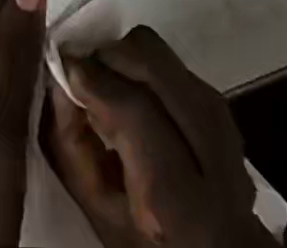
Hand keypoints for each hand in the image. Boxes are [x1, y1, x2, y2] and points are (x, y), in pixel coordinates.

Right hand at [41, 26, 274, 247]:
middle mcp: (216, 156)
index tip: (64, 65)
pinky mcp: (226, 110)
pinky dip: (147, 66)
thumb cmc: (143, 241)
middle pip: (159, 70)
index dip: (98, 81)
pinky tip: (130, 86)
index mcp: (183, 204)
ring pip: (169, 59)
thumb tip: (59, 78)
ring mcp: (228, 127)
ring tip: (104, 77)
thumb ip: (72, 147)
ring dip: (128, 56)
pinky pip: (178, 67)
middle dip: (113, 57)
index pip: (138, 115)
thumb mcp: (98, 212)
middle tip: (82, 66)